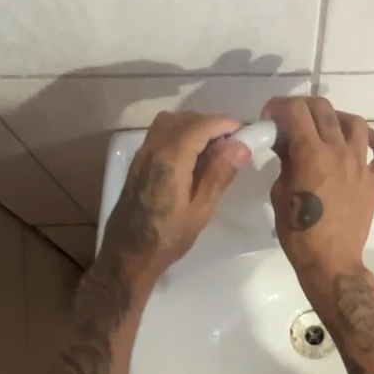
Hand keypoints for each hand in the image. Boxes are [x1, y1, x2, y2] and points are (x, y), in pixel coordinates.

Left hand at [96, 111, 249, 282]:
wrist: (128, 254)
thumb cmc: (168, 238)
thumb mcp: (200, 211)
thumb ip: (219, 175)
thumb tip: (241, 147)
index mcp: (171, 159)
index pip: (201, 126)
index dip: (225, 124)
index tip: (245, 130)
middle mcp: (154, 148)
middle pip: (186, 120)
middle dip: (212, 125)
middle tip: (233, 144)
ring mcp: (143, 153)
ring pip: (171, 123)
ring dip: (194, 128)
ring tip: (213, 150)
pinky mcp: (138, 162)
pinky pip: (161, 134)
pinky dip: (180, 135)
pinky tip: (193, 158)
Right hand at [263, 97, 373, 296]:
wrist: (331, 263)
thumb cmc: (300, 235)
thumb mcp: (280, 196)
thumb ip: (284, 164)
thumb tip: (286, 145)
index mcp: (311, 155)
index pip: (296, 111)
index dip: (279, 107)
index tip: (271, 119)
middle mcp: (339, 152)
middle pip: (324, 109)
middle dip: (303, 108)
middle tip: (293, 122)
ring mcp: (362, 166)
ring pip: (355, 123)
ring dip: (337, 119)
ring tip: (326, 130)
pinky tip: (362, 143)